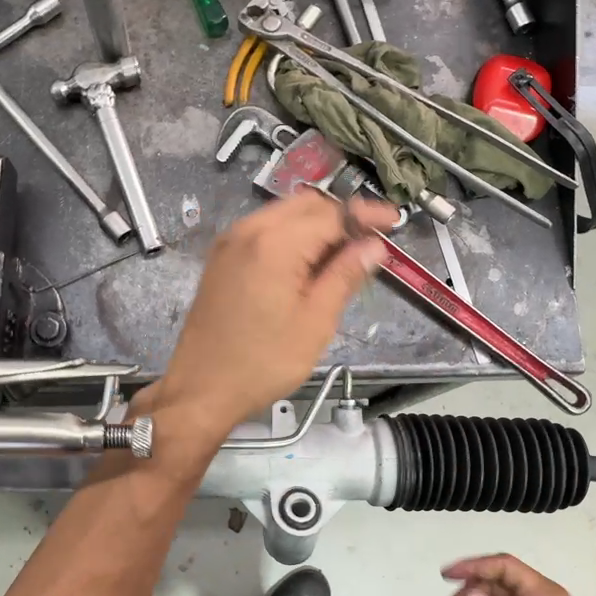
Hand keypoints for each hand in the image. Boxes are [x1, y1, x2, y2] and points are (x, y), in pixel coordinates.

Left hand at [140, 193, 393, 455]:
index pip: (332, 214)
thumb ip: (345, 276)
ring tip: (345, 255)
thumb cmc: (262, 363)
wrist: (200, 389)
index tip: (394, 222)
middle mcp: (248, 231)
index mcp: (274, 244)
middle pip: (306, 206)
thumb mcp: (315, 322)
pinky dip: (292, 236)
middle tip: (371, 242)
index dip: (367, 216)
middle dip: (342, 216)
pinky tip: (309, 262)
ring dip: (317, 225)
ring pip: (284, 215)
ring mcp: (230, 242)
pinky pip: (264, 230)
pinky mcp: (221, 257)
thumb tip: (373, 246)